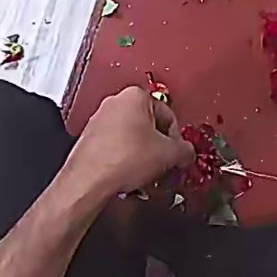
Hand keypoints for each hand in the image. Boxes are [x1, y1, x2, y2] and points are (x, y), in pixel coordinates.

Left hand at [63, 86, 194, 198]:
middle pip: (150, 125)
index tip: (177, 154)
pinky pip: (117, 145)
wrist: (89, 180)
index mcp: (136, 96)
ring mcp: (100, 119)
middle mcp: (116, 102)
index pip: (169, 116)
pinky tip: (129, 174)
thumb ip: (185, 150)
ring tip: (146, 172)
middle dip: (159, 146)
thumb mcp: (168, 154)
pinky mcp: (90, 137)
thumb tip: (187, 152)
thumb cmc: (123, 159)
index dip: (176, 139)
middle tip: (163, 163)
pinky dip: (126, 157)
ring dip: (143, 153)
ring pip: (133, 136)